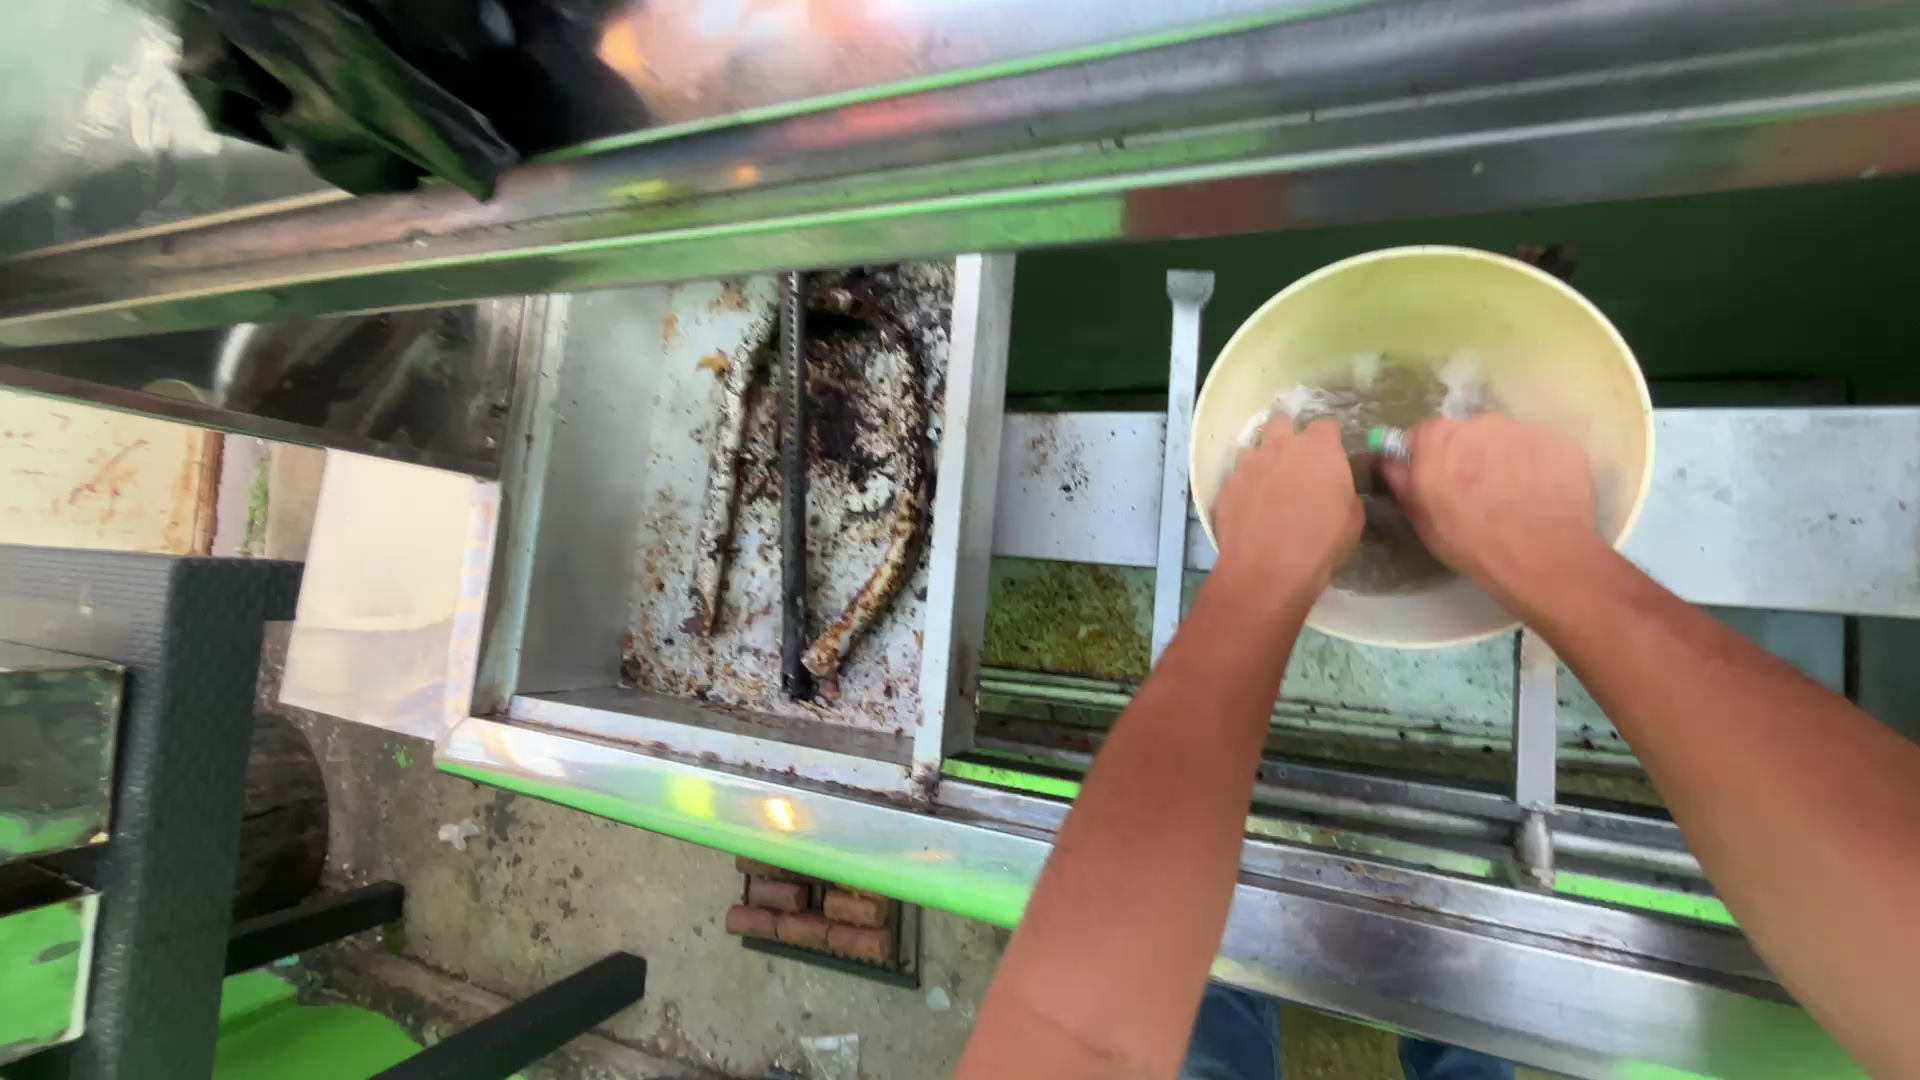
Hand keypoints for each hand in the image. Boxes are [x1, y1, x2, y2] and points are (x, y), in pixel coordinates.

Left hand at [1212, 416, 1362, 600]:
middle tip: (1294, 461)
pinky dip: (1243, 486)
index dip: (1328, 440)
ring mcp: (1247, 465)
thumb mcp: (1352, 518)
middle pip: (1281, 422)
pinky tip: (1248, 507)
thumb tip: (1334, 490)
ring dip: (1260, 460)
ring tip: (1267, 485)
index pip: (1325, 425)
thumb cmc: (1320, 542)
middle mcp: (1279, 447)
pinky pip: (1235, 477)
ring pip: (1252, 448)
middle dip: (1287, 435)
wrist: (1266, 567)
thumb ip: (1342, 491)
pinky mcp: (1225, 487)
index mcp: (1318, 448)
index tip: (1329, 457)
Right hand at [1380, 413, 1600, 604]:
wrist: (1540, 554)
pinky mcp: (1562, 441)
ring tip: (1506, 493)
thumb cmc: (1467, 537)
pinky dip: (1532, 464)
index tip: (1429, 477)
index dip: (1423, 455)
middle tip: (1470, 489)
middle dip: (1464, 454)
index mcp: (1438, 437)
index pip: (1421, 433)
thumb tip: (1389, 459)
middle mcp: (1480, 422)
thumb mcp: (1417, 512)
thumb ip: (1400, 478)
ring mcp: (1525, 429)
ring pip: (1502, 439)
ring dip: (1499, 458)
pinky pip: (1536, 448)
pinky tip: (1534, 493)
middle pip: (1465, 433)